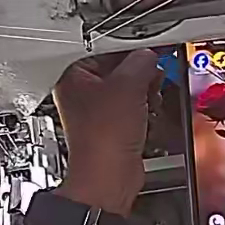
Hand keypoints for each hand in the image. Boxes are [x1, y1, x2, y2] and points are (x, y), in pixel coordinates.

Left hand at [54, 49, 158, 213]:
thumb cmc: (103, 138)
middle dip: (140, 73)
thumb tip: (149, 55)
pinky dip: (143, 108)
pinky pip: (132, 108)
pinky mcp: (113, 127)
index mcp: (73, 77)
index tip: (147, 49)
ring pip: (127, 89)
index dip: (129, 47)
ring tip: (150, 97)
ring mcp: (97, 112)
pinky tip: (149, 112)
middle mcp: (82, 94)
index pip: (103, 47)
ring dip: (144, 91)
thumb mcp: (128, 86)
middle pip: (117, 69)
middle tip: (150, 76)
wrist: (110, 177)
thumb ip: (141, 62)